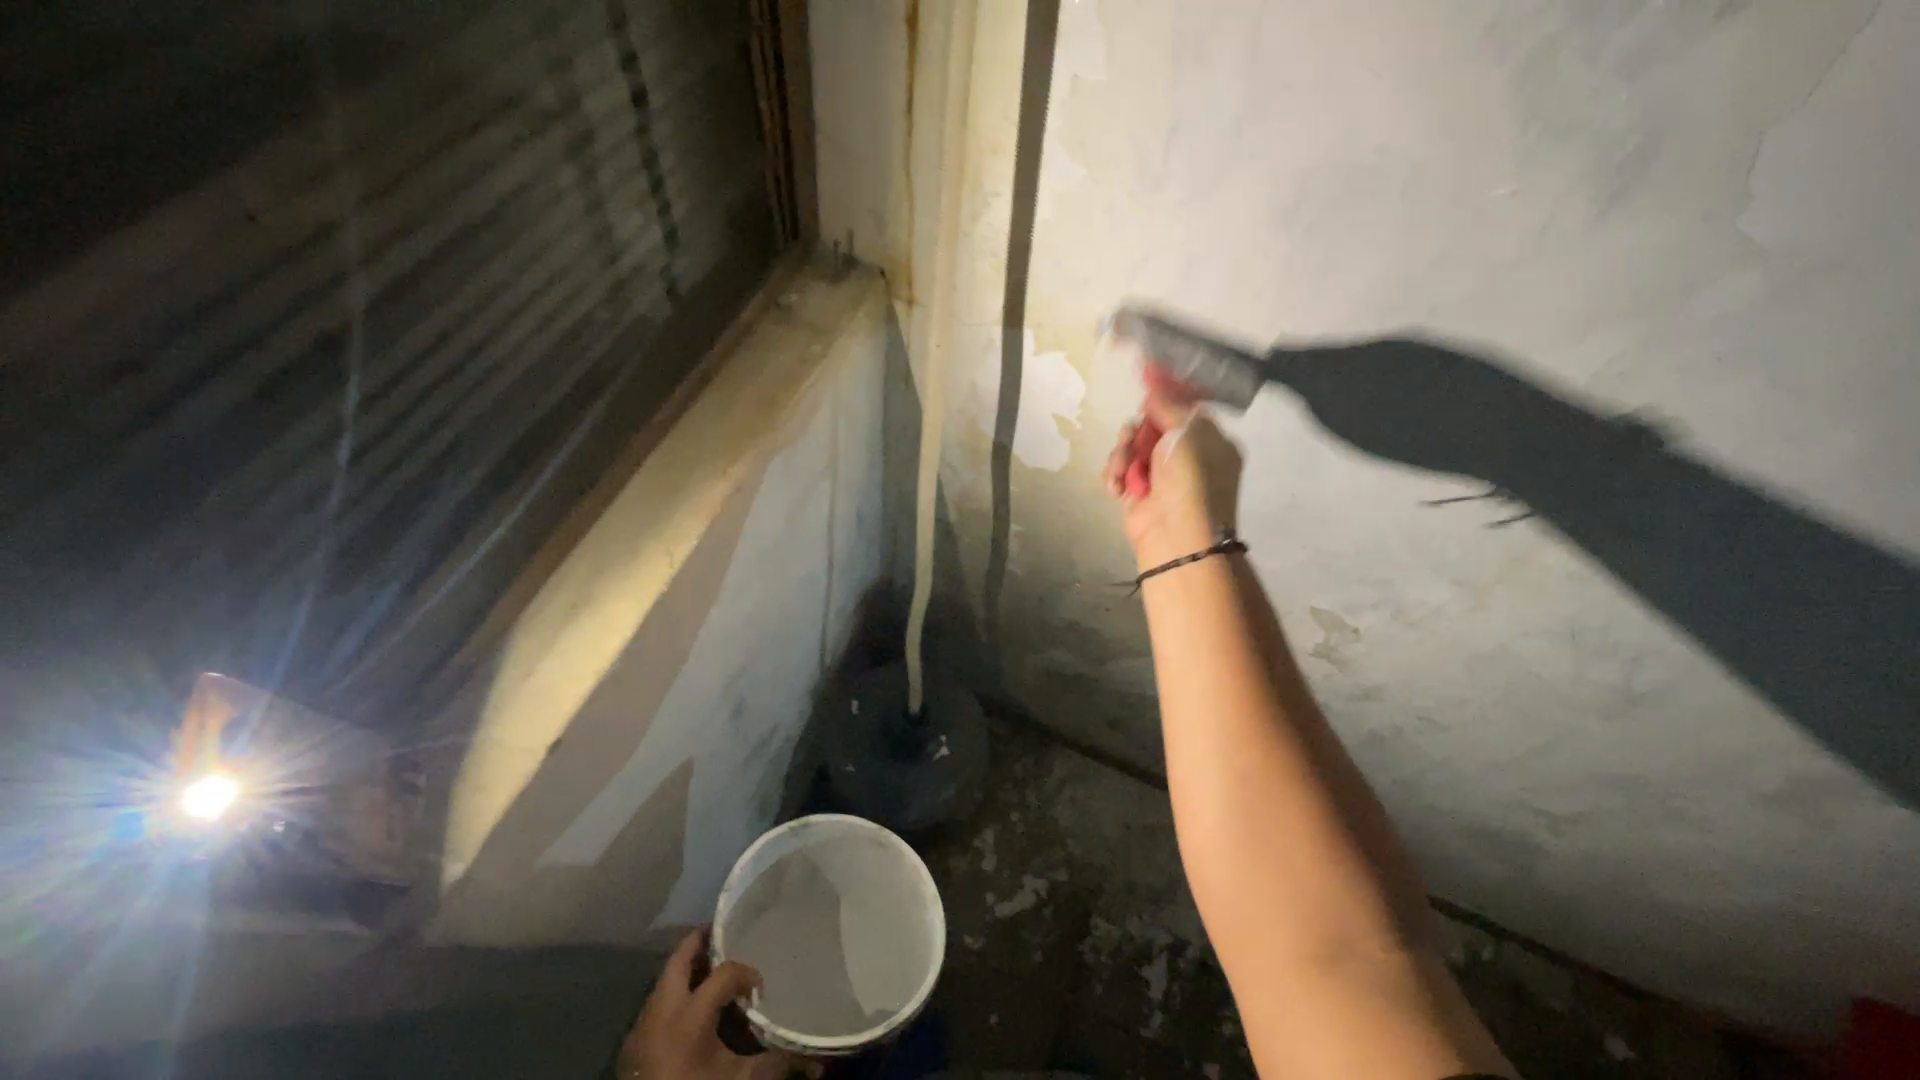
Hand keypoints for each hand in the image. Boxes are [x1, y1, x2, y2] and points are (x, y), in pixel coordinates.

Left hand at [618, 928, 817, 1079]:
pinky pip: (658, 998)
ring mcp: (644, 1022)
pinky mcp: (635, 1038)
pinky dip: (677, 990)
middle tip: (725, 935)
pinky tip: (695, 1005)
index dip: (745, 974)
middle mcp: (662, 1009)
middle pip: (680, 957)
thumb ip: (775, 1064)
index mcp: (689, 1016)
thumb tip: (817, 1065)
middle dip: (702, 941)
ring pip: (665, 976)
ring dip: (688, 966)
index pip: (723, 974)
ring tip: (715, 968)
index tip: (759, 988)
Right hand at [1104, 382, 1243, 572]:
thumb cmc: (1192, 479)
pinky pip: (1119, 470)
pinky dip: (1116, 475)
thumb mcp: (1188, 432)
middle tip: (1136, 434)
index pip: (1186, 407)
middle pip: (1152, 424)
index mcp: (1210, 440)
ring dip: (1123, 453)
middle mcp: (1186, 455)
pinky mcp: (1136, 492)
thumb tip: (1156, 384)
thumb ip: (1169, 405)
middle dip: (1138, 429)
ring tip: (1126, 468)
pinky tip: (1118, 486)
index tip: (1145, 374)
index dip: (1165, 392)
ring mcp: (1160, 475)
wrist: (1176, 535)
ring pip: (1131, 446)